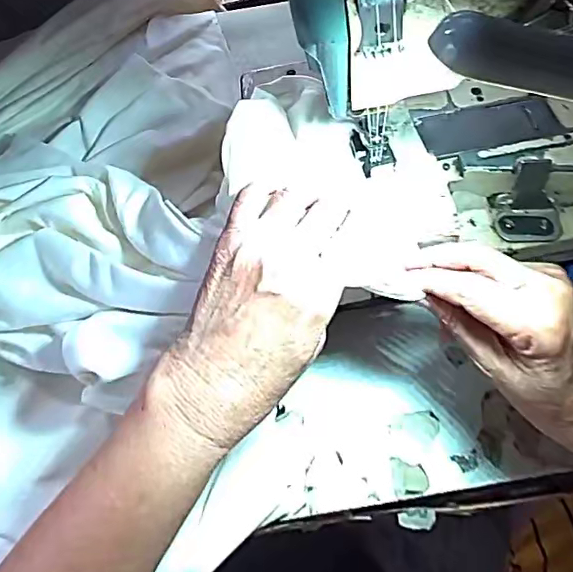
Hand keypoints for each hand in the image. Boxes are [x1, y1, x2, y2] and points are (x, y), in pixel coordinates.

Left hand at [143, 186, 350, 452]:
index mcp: (315, 291)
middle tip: (341, 207)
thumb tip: (331, 264)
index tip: (363, 223)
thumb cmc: (257, 375)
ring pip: (291, 195)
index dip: (361, 228)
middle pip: (326, 209)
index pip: (351, 238)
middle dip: (338, 207)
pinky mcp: (229, 243)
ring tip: (310, 199)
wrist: (209, 381)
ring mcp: (255, 248)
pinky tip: (273, 193)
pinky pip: (249, 198)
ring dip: (306, 196)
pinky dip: (265, 190)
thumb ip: (325, 292)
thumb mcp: (314, 338)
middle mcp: (286, 262)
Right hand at [407, 244, 572, 459]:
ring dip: (454, 264)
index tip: (405, 277)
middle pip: (480, 258)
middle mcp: (547, 287)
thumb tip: (429, 295)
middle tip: (407, 263)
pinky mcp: (546, 273)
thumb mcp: (497, 371)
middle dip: (439, 258)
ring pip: (487, 258)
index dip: (434, 279)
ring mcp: (549, 276)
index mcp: (538, 319)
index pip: (472, 288)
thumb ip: (461, 328)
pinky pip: (499, 266)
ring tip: (424, 276)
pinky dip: (472, 272)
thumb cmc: (551, 399)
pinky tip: (455, 284)